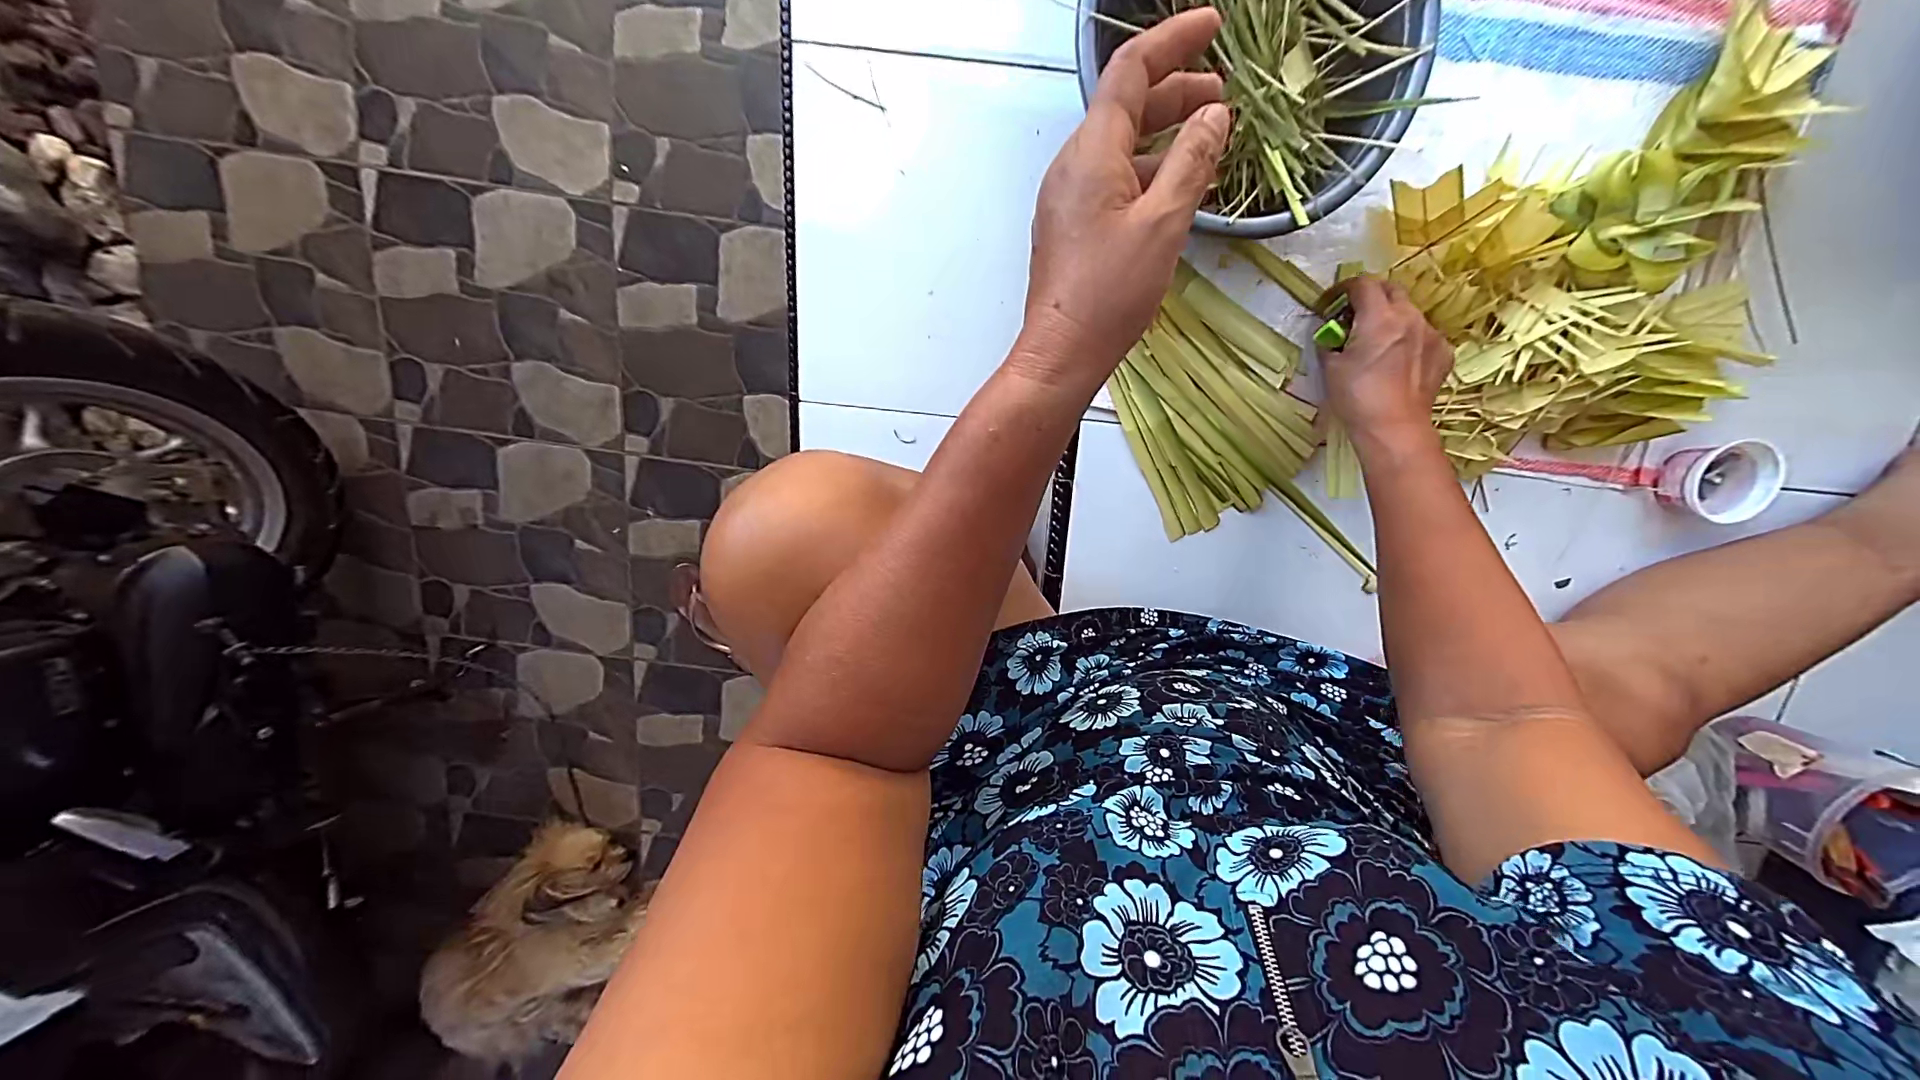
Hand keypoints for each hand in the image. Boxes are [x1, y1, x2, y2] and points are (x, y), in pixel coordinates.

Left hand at [1011, 8, 1230, 395]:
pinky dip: (1145, 173)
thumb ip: (1191, 161)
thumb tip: (1213, 114)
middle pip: (1124, 108)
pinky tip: (1173, 191)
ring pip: (1118, 149)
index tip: (1213, 25)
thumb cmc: (1109, 293)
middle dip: (1175, 92)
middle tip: (1221, 97)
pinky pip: (1109, 183)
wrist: (1062, 351)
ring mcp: (1066, 200)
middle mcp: (1071, 169)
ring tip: (1206, 145)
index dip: (1173, 41)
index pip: (1130, 72)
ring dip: (1162, 138)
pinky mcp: (1069, 229)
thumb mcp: (1164, 223)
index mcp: (1090, 155)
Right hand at [1322, 276, 1453, 448]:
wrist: (1394, 428)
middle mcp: (1410, 317)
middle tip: (1352, 315)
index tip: (1330, 303)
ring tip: (1375, 340)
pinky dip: (1407, 338)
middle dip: (1369, 296)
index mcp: (1379, 318)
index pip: (1362, 284)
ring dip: (1389, 317)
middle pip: (1390, 290)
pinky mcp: (1443, 352)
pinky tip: (1396, 359)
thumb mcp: (1330, 368)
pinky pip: (1423, 334)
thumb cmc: (1356, 397)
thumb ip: (1330, 342)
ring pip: (1409, 312)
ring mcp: (1432, 334)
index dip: (1342, 289)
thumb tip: (1331, 334)